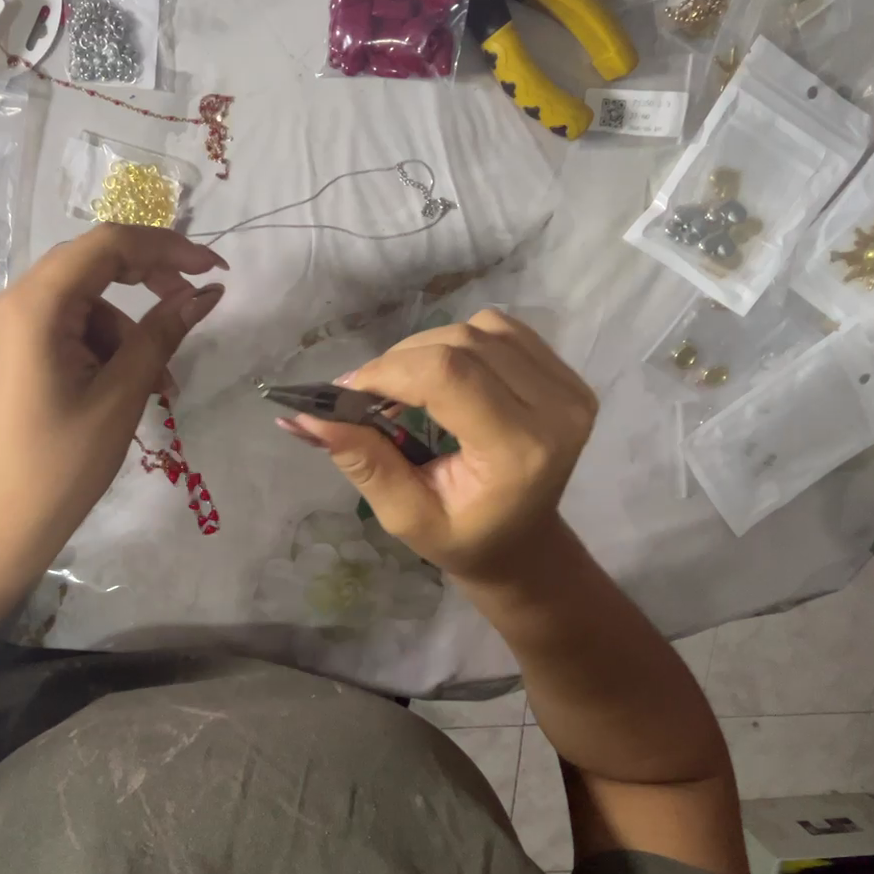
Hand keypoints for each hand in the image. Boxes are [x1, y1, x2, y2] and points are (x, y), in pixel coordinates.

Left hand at [0, 225, 226, 586]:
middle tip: (192, 310)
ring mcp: (5, 327)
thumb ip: (161, 334)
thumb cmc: (65, 464)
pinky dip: (103, 348)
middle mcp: (11, 303)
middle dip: (149, 285)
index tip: (212, 270)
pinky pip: (66, 327)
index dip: (166, 248)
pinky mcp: (10, 350)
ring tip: (159, 385)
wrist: (9, 519)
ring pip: (84, 303)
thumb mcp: (121, 396)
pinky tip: (125, 387)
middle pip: (92, 266)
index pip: (107, 246)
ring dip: (128, 333)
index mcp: (33, 307)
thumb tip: (205, 295)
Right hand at [281, 309, 596, 599]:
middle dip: (399, 361)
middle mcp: (556, 411)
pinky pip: (502, 330)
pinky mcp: (568, 376)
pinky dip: (460, 342)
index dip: (387, 371)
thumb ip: (362, 461)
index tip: (347, 392)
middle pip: (461, 344)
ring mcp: (569, 388)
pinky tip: (442, 376)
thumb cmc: (461, 538)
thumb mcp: (403, 513)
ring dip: (427, 348)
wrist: (522, 544)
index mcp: (518, 452)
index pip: (447, 376)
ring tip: (402, 387)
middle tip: (366, 393)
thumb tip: (304, 417)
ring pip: (480, 329)